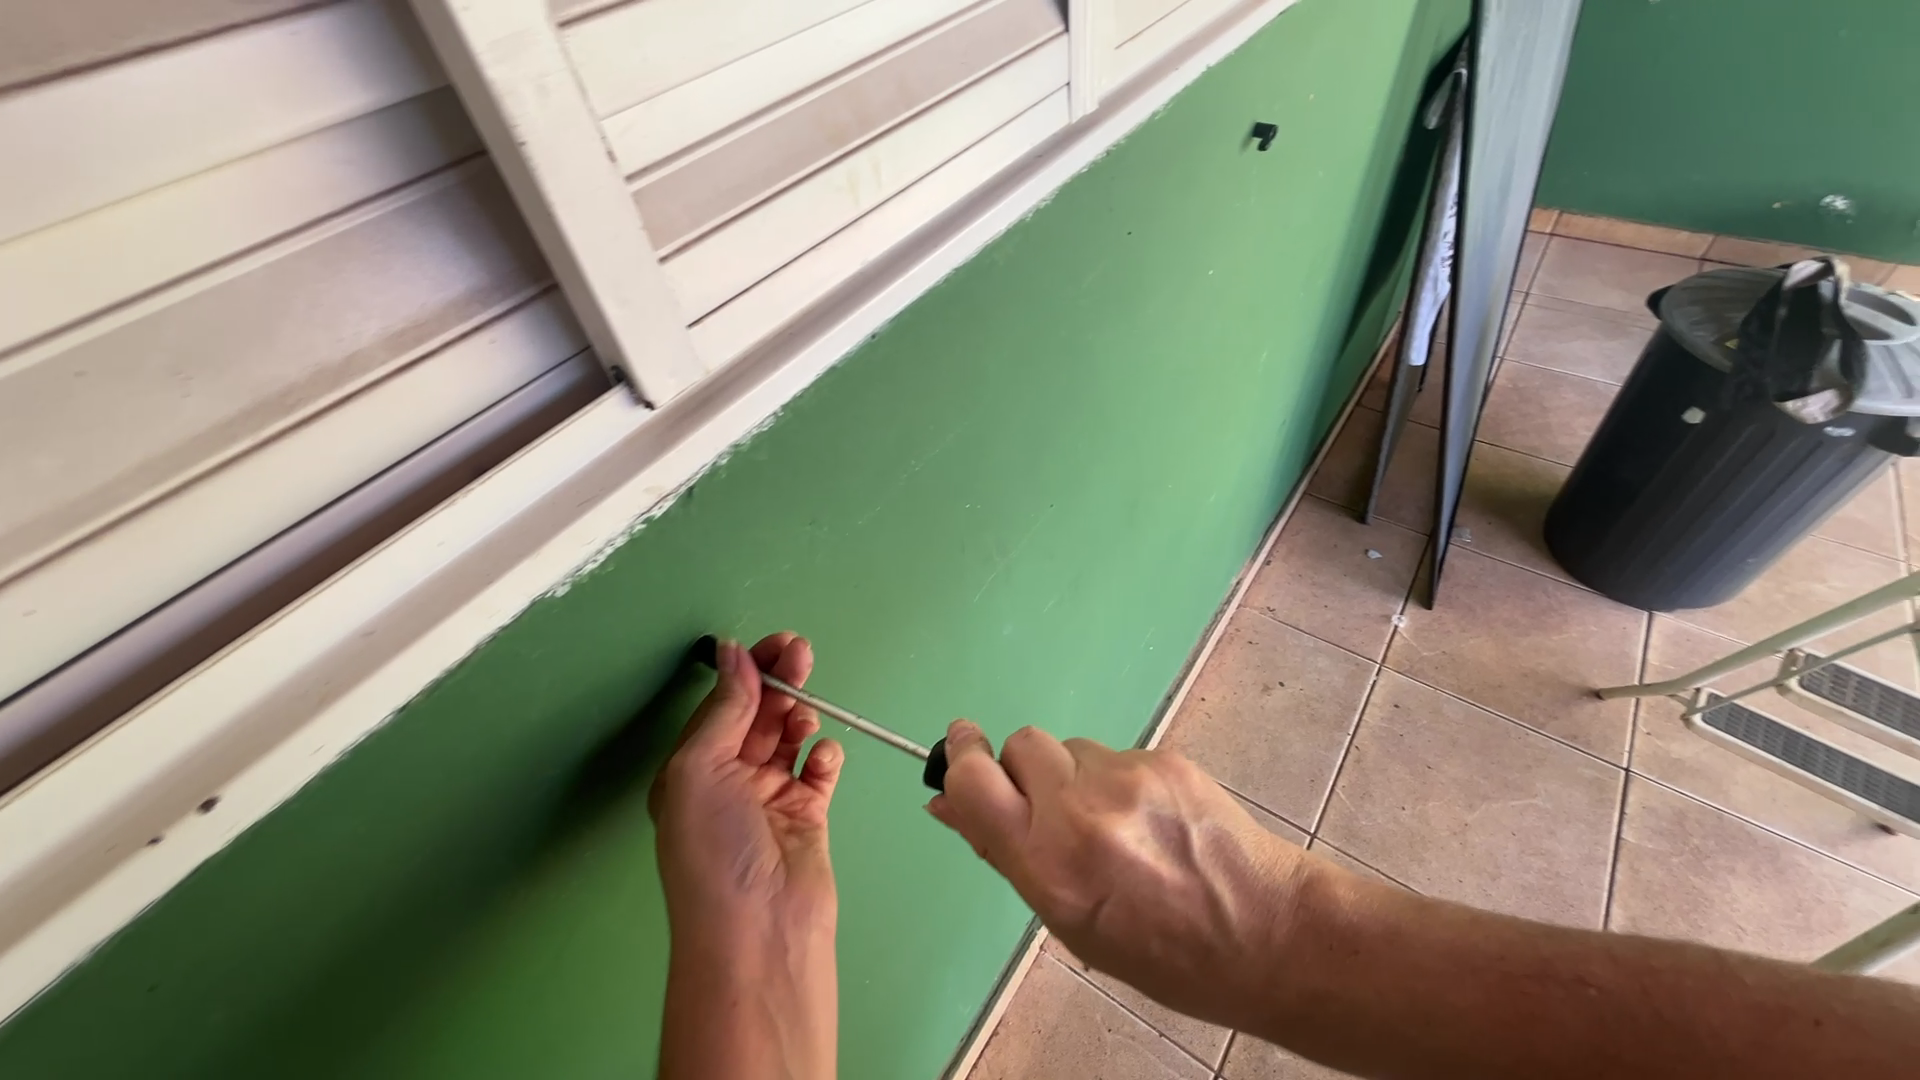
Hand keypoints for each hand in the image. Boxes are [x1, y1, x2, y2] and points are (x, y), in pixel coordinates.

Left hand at [651, 634, 842, 1079]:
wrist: (759, 932)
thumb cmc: (715, 848)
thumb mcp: (701, 770)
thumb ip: (725, 708)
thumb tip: (732, 651)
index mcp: (693, 767)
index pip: (722, 704)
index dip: (747, 670)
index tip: (775, 644)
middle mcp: (728, 778)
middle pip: (758, 714)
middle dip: (780, 681)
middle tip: (802, 653)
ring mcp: (770, 796)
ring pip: (789, 736)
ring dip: (800, 716)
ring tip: (807, 715)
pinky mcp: (808, 813)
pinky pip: (818, 770)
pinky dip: (823, 756)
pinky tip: (822, 758)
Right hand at [926, 721, 1313, 1030]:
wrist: (1268, 932)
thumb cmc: (1159, 952)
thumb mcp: (1068, 924)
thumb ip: (1006, 855)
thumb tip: (949, 806)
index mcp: (1049, 866)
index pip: (974, 783)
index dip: (959, 757)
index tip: (958, 747)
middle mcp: (1080, 812)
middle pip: (1020, 744)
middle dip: (1021, 768)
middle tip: (1048, 806)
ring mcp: (1126, 777)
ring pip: (1070, 748)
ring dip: (1072, 775)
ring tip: (1112, 823)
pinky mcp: (1164, 758)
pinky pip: (1115, 755)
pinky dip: (1116, 780)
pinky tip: (1149, 819)